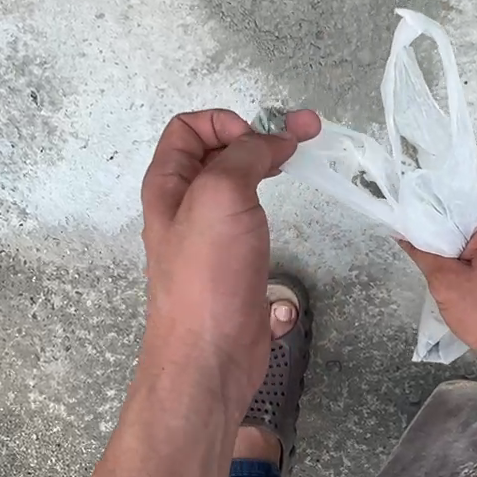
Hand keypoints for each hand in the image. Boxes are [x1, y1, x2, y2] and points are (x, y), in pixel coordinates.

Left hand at [138, 108, 320, 408]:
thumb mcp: (221, 195)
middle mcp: (185, 206)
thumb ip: (244, 155)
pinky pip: (255, 228)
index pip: (189, 128)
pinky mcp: (235, 265)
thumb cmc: (208, 273)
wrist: (210, 355)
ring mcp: (211, 237)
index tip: (263, 138)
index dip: (227, 121)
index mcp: (168, 184)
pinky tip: (290, 218)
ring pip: (240, 189)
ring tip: (302, 164)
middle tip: (308, 134)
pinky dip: (274, 217)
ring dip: (270, 171)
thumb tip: (272, 137)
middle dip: (260, 137)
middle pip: (219, 153)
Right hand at [399, 209, 476, 384]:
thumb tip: (405, 233)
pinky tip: (471, 297)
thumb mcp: (447, 284)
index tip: (412, 245)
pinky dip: (476, 277)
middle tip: (433, 274)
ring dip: (460, 268)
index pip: (450, 213)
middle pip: (464, 232)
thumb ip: (423, 254)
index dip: (427, 228)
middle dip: (445, 252)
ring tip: (452, 289)